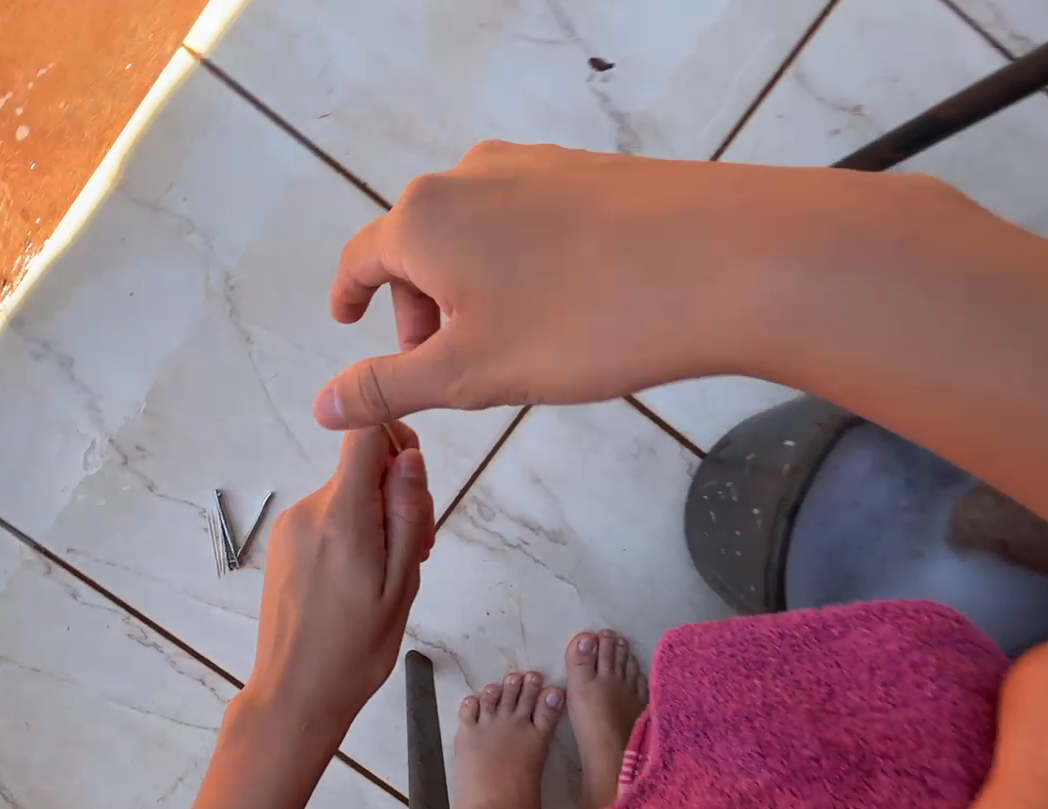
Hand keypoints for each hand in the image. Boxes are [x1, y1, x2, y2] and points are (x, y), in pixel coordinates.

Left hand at [235, 423, 434, 762]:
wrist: (295, 693)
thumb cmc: (356, 650)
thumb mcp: (400, 585)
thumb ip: (406, 515)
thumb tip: (409, 455)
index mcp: (341, 515)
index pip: (365, 432)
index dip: (398, 440)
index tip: (416, 486)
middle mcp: (309, 509)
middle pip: (363, 464)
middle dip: (398, 494)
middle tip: (415, 551)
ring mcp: (291, 525)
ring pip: (349, 492)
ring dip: (378, 517)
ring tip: (389, 572)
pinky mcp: (284, 542)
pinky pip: (329, 515)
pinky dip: (354, 530)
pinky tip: (363, 576)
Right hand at [313, 139, 946, 428]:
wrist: (725, 263)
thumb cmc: (577, 324)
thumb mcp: (466, 373)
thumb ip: (385, 388)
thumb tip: (321, 404)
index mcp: (423, 221)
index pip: (360, 259)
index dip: (349, 296)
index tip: (346, 322)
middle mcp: (466, 177)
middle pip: (415, 250)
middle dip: (417, 311)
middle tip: (447, 369)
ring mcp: (530, 166)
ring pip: (470, 237)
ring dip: (466, 293)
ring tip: (505, 346)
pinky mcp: (583, 173)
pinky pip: (519, 223)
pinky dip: (511, 269)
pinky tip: (554, 308)